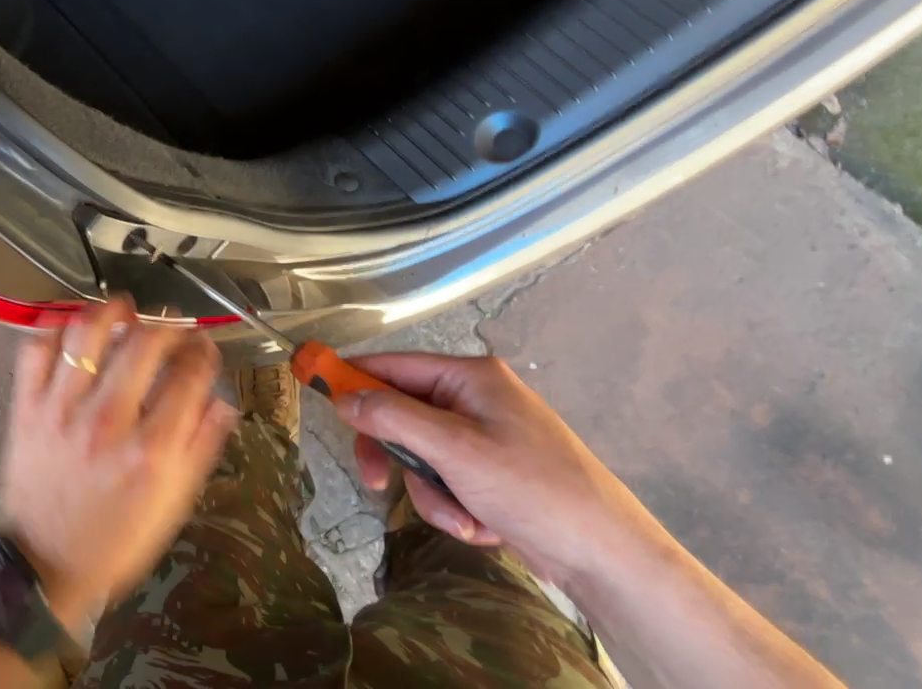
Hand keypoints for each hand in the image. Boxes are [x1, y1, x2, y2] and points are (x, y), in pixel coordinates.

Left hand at [0, 298, 238, 625]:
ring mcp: (61, 409)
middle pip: (143, 344)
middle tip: (170, 323)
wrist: (44, 562)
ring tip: (123, 308)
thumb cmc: (114, 537)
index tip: (202, 345)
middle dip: (166, 324)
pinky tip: (72, 327)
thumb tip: (222, 401)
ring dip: (110, 311)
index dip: (202, 350)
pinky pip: (36, 349)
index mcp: (151, 450)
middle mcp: (107, 420)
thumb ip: (199, 448)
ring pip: (86, 335)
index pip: (189, 375)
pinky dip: (55, 329)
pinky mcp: (26, 406)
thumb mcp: (171, 504)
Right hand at [336, 353, 669, 589]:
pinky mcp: (491, 473)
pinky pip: (445, 480)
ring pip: (420, 455)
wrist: (607, 556)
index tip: (314, 388)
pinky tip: (483, 525)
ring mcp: (484, 437)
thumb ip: (392, 417)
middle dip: (394, 454)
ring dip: (431, 491)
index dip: (351, 377)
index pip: (392, 365)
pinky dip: (453, 506)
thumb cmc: (532, 486)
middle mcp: (474, 399)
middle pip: (401, 414)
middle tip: (375, 482)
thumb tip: (342, 398)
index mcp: (469, 377)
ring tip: (464, 516)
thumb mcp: (454, 449)